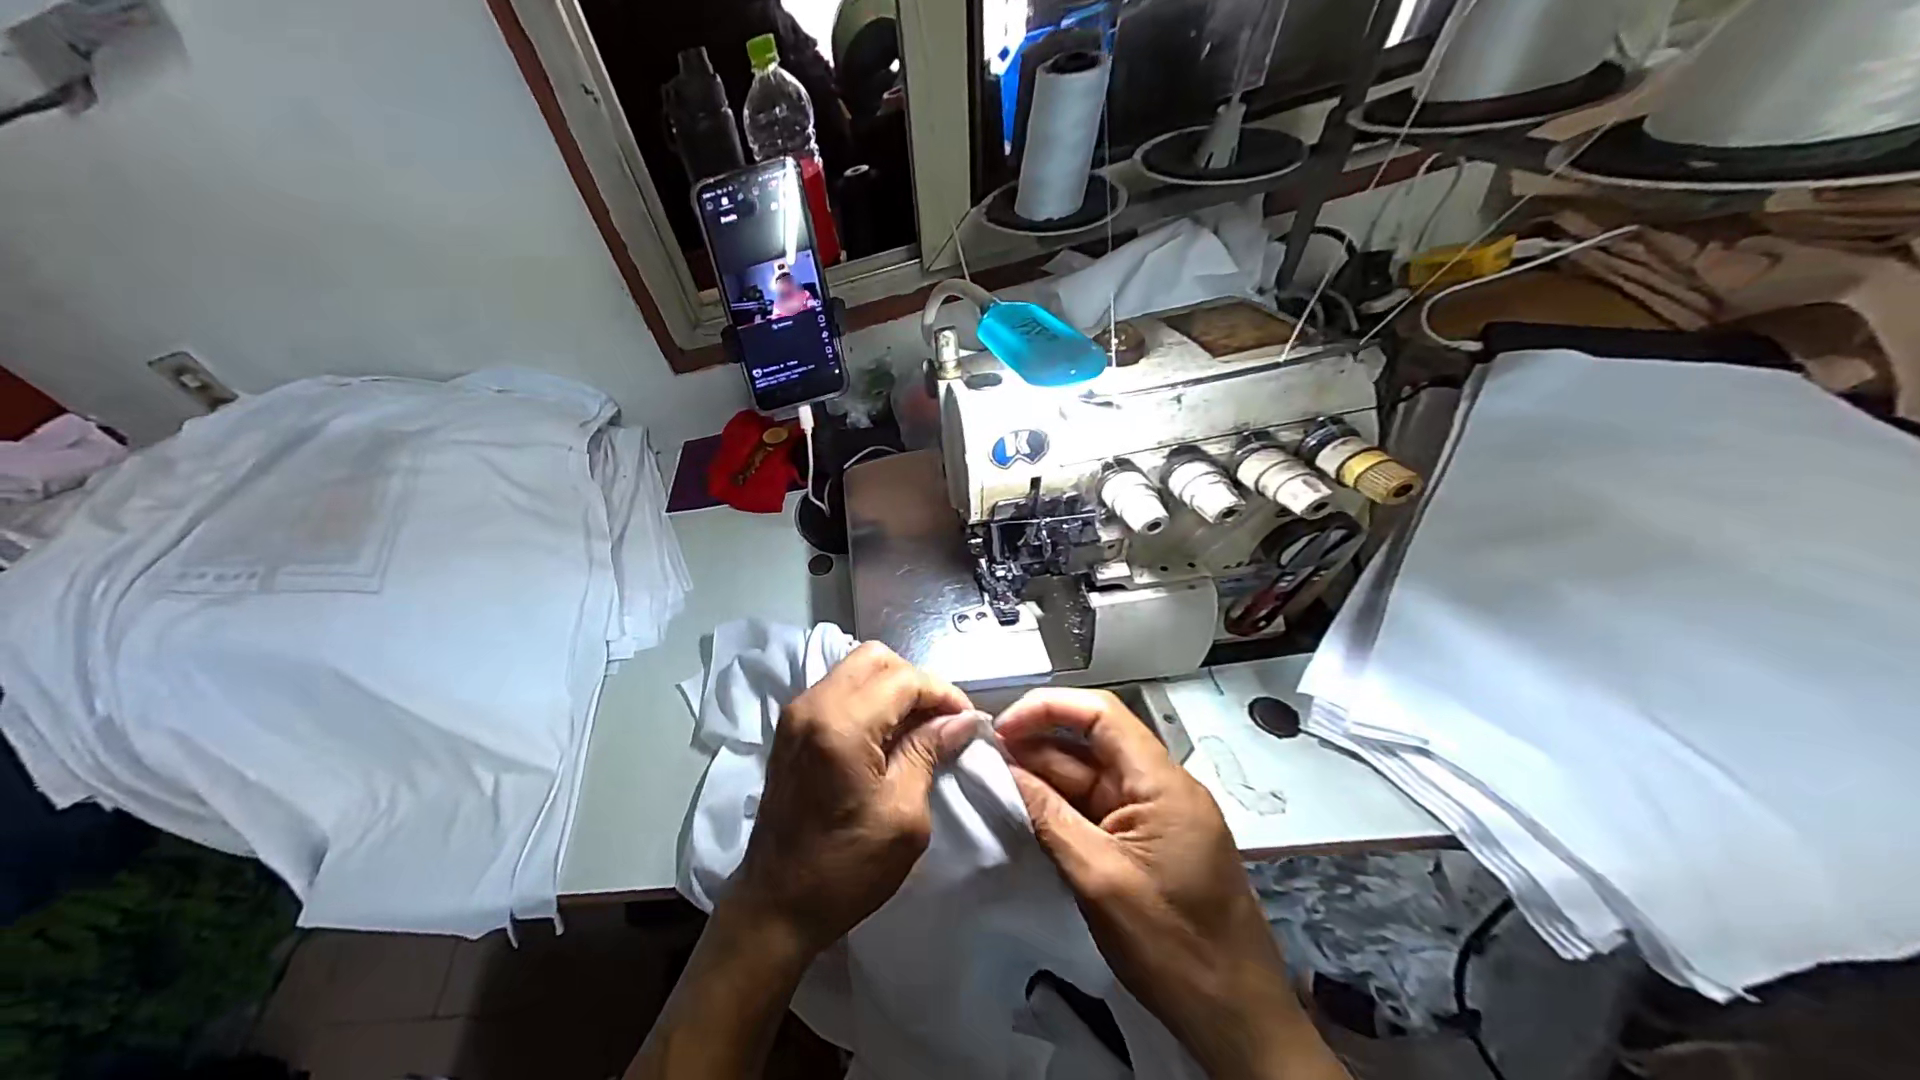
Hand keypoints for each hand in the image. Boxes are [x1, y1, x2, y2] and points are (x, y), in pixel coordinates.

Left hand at [730, 642, 979, 954]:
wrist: (777, 904)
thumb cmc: (846, 868)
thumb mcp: (904, 814)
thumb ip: (929, 752)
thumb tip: (961, 720)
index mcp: (841, 725)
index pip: (904, 678)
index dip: (943, 693)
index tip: (966, 720)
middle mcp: (812, 705)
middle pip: (876, 657)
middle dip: (916, 681)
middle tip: (940, 720)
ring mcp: (796, 714)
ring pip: (856, 667)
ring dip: (893, 687)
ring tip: (918, 727)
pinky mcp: (791, 728)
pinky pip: (839, 689)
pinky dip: (869, 698)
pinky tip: (888, 733)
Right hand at [997, 689, 1345, 1079]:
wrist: (1234, 1014)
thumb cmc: (1172, 945)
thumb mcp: (1099, 878)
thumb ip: (1049, 816)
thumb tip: (1006, 770)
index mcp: (1162, 782)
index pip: (1101, 714)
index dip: (1047, 709)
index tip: (1003, 728)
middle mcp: (1162, 786)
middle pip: (1094, 741)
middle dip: (1040, 742)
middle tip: (988, 756)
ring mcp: (1156, 814)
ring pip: (1092, 775)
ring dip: (1047, 774)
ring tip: (998, 777)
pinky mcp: (1149, 840)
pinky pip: (1100, 806)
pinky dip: (1064, 804)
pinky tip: (1030, 807)